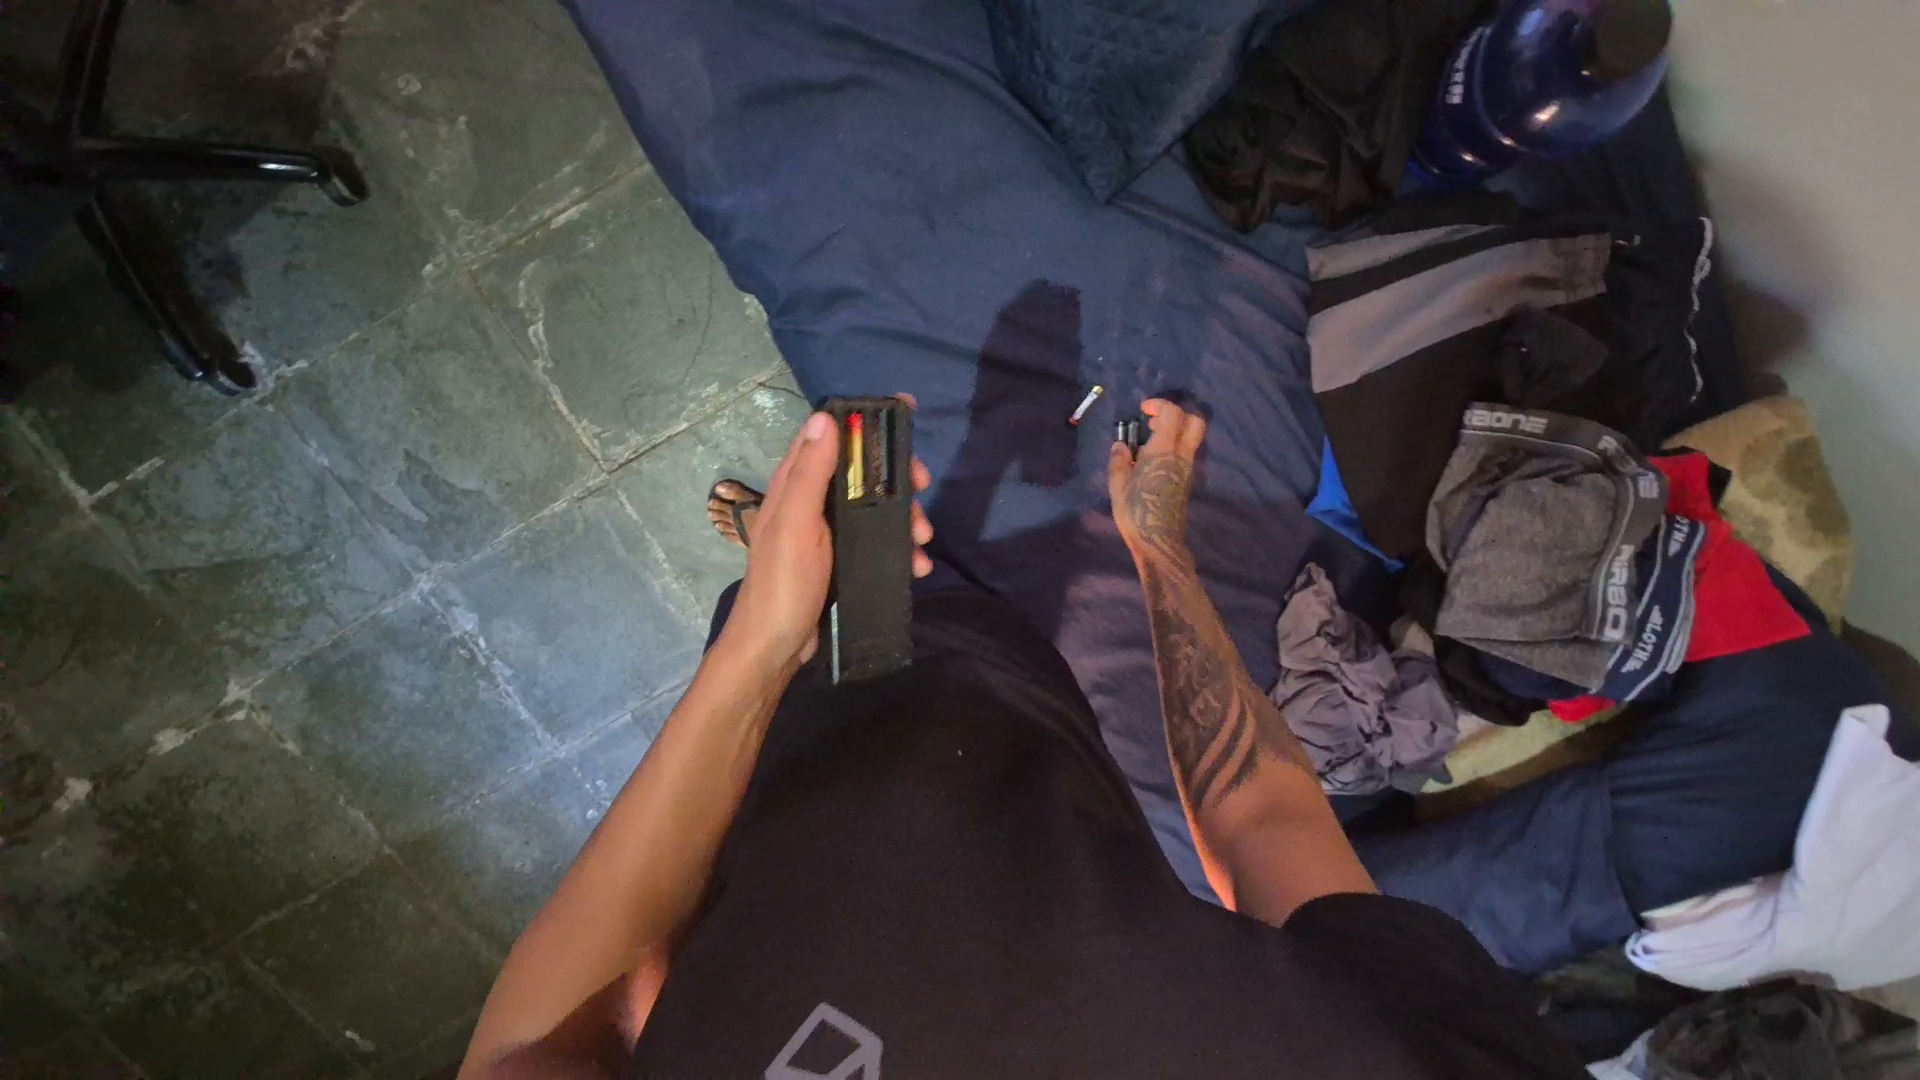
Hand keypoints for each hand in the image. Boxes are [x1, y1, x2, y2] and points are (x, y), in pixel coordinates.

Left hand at [720, 402, 935, 670]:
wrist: (777, 647)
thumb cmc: (783, 583)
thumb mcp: (796, 523)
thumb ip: (810, 472)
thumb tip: (825, 417)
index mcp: (795, 484)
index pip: (830, 435)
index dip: (865, 422)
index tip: (904, 414)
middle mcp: (812, 501)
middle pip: (862, 471)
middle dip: (898, 476)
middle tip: (924, 485)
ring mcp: (829, 532)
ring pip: (876, 507)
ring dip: (906, 517)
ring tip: (923, 540)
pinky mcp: (844, 560)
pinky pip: (879, 541)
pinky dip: (900, 547)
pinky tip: (916, 565)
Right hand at [1109, 398, 1206, 563]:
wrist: (1158, 539)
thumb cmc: (1136, 510)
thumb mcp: (1118, 484)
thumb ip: (1119, 460)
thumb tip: (1121, 445)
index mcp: (1164, 450)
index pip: (1172, 414)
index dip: (1160, 405)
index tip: (1144, 410)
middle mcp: (1181, 455)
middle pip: (1194, 422)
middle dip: (1176, 415)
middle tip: (1154, 422)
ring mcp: (1188, 468)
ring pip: (1192, 438)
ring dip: (1174, 432)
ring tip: (1148, 443)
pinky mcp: (1187, 481)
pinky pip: (1186, 454)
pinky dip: (1173, 448)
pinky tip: (1153, 461)